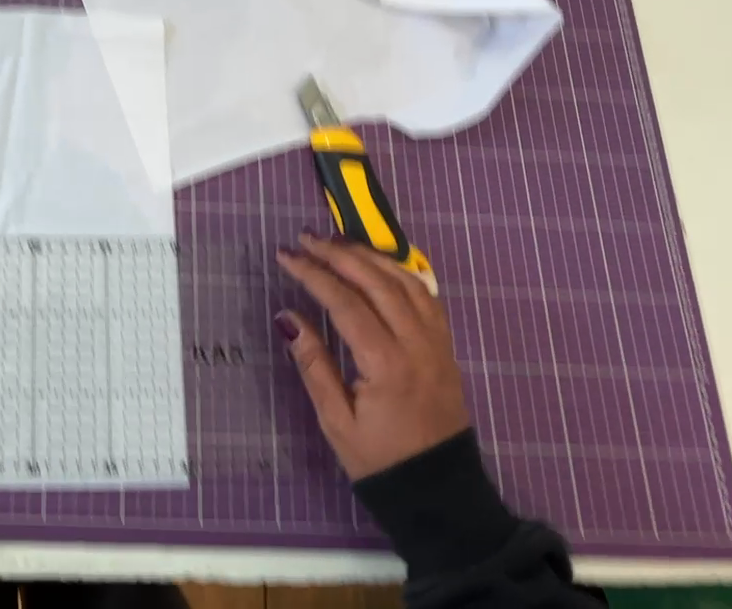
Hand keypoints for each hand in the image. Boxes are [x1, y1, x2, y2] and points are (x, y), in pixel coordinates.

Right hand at [274, 232, 469, 479]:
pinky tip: (378, 265)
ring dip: (370, 256)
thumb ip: (313, 365)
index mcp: (387, 364)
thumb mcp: (336, 421)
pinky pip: (426, 296)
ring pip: (405, 282)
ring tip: (338, 243)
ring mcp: (437, 343)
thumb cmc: (381, 461)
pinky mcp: (445, 347)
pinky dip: (399, 272)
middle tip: (307, 238)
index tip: (286, 255)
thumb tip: (287, 318)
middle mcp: (417, 345)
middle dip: (339, 254)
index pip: (345, 302)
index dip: (313, 273)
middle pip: (377, 282)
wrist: (441, 493)